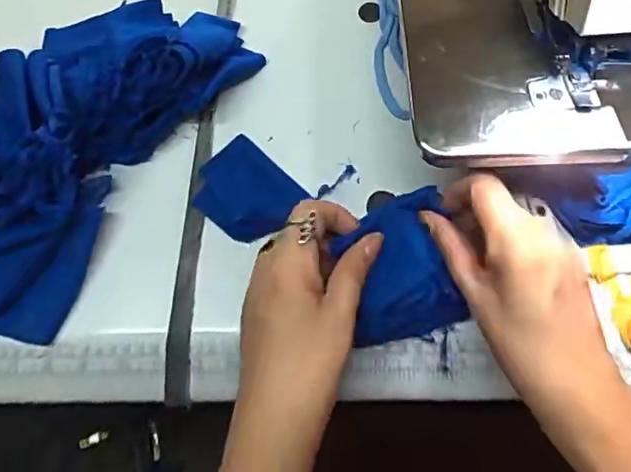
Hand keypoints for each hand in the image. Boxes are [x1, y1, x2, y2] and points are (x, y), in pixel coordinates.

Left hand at [223, 200, 380, 471]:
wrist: (271, 422)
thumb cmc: (310, 362)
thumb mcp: (341, 312)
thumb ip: (356, 266)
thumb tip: (373, 236)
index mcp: (284, 259)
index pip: (307, 209)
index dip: (337, 214)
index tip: (360, 240)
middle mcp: (265, 266)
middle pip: (297, 228)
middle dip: (332, 236)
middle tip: (358, 264)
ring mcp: (257, 289)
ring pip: (291, 252)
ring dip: (320, 256)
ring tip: (345, 287)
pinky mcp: (257, 311)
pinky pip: (282, 274)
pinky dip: (306, 275)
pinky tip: (324, 306)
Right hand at [426, 176, 630, 471]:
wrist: (579, 384)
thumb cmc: (520, 347)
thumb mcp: (477, 297)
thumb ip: (452, 248)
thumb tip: (429, 217)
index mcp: (517, 236)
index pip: (484, 183)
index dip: (458, 189)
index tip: (444, 211)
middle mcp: (543, 227)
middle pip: (502, 196)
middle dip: (474, 208)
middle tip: (455, 237)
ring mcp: (561, 237)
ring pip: (517, 211)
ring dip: (493, 222)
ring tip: (478, 257)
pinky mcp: (571, 250)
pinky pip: (535, 228)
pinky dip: (514, 235)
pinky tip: (506, 268)